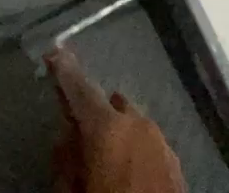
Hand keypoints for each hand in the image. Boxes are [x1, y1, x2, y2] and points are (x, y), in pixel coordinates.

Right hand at [46, 49, 185, 192]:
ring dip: (115, 129)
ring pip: (130, 121)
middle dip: (91, 110)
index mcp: (107, 126)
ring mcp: (160, 141)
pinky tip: (125, 167)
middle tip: (75, 127)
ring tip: (101, 152)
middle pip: (107, 103)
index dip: (63, 68)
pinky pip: (147, 142)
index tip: (53, 51)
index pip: (79, 86)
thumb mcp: (71, 192)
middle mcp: (136, 123)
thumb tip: (68, 135)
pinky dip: (133, 145)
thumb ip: (66, 158)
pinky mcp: (175, 162)